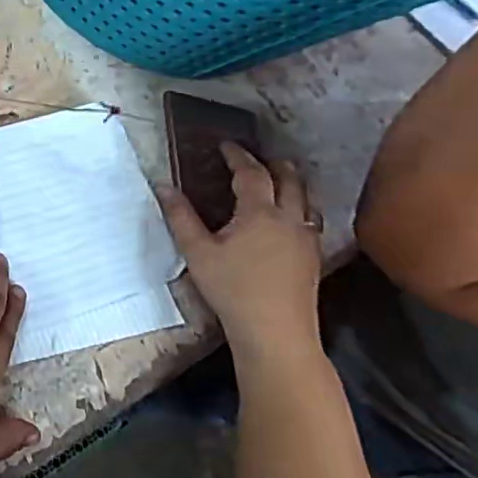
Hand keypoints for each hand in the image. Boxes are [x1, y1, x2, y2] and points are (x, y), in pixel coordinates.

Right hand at [159, 144, 320, 360]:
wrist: (276, 333)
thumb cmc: (232, 289)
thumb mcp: (197, 252)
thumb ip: (180, 216)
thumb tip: (163, 186)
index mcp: (260, 213)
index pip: (251, 173)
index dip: (238, 156)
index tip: (226, 145)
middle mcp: (289, 219)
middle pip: (289, 180)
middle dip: (273, 164)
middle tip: (256, 156)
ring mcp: (306, 239)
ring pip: (306, 199)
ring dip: (291, 183)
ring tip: (277, 178)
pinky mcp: (313, 258)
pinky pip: (310, 219)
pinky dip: (300, 205)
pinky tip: (289, 217)